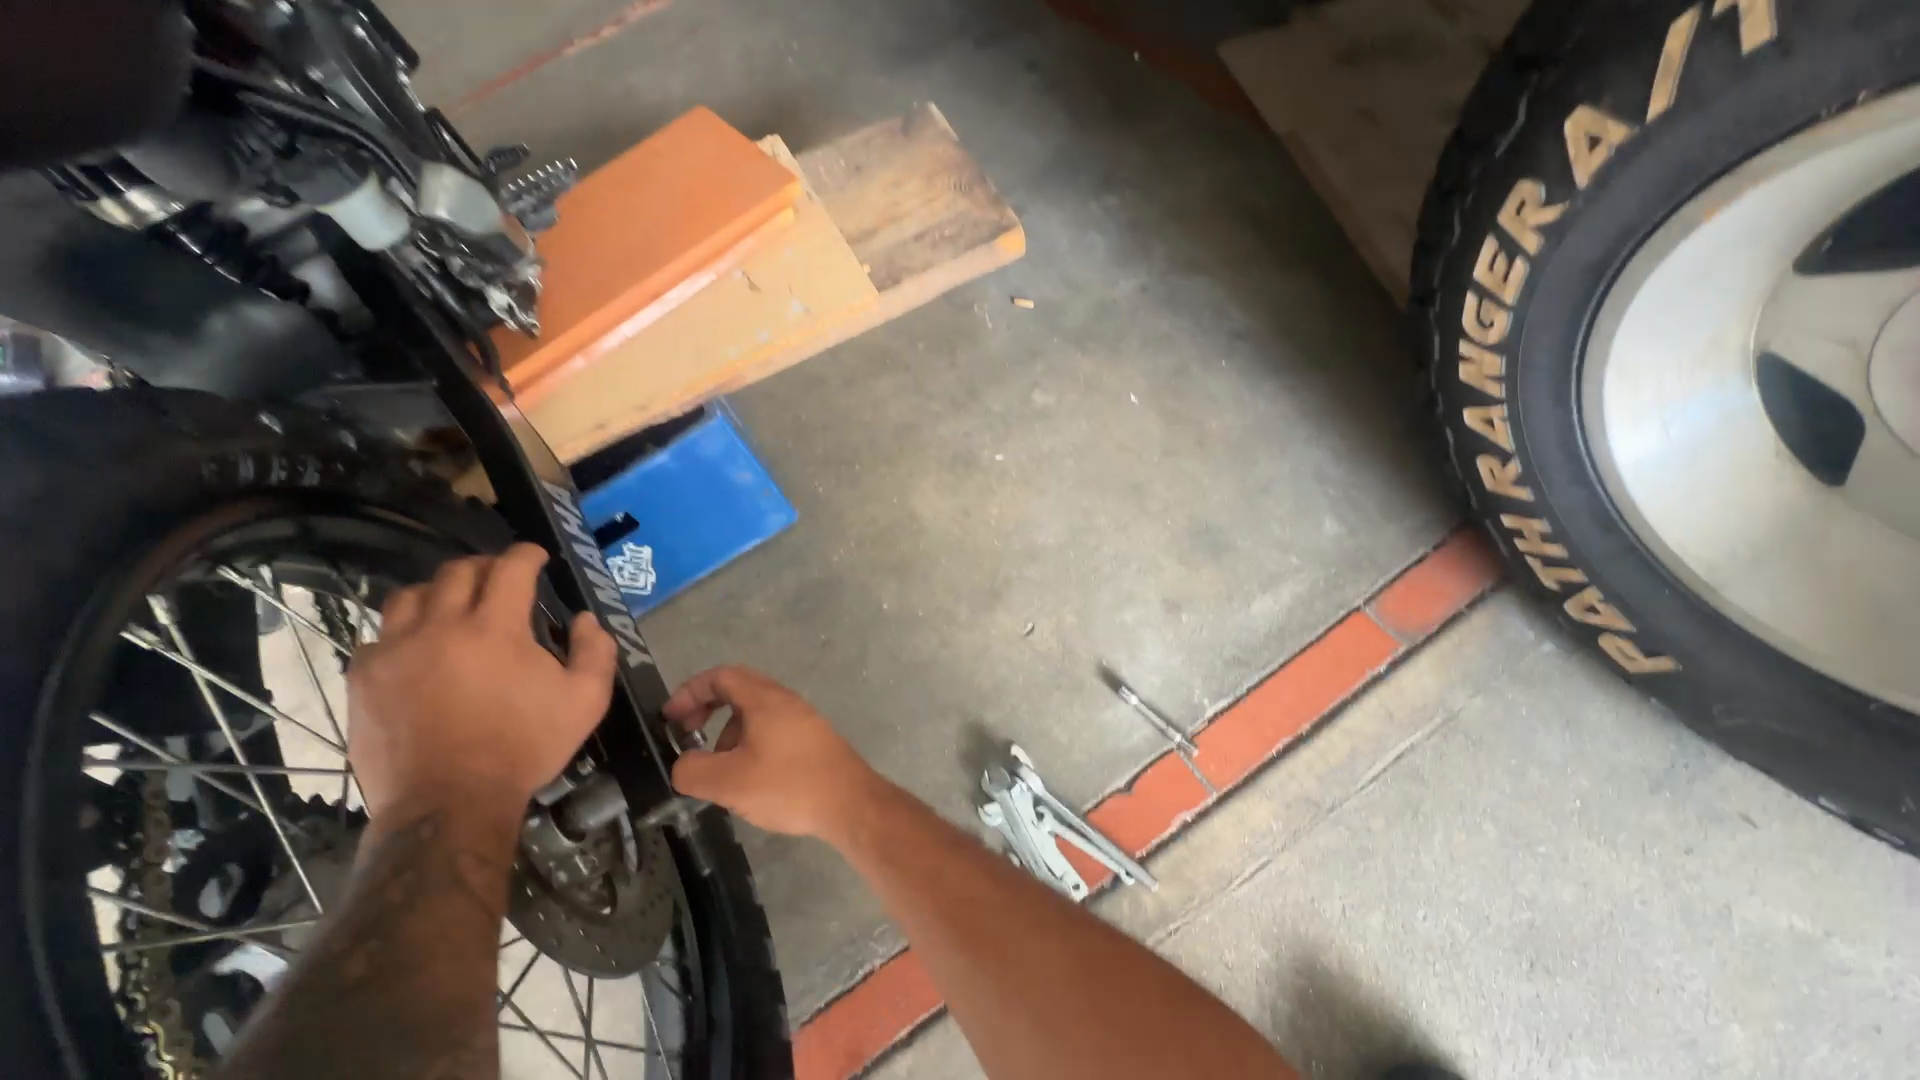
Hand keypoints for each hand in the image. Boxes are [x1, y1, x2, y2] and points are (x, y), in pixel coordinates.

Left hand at [346, 543, 617, 818]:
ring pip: (410, 596)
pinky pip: (377, 637)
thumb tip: (585, 619)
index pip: (511, 567)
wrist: (448, 803)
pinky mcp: (364, 677)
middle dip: (484, 567)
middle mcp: (441, 625)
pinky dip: (400, 634)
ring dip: (437, 592)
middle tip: (499, 579)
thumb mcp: (585, 703)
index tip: (536, 556)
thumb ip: (595, 652)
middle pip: (457, 572)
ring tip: (450, 607)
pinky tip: (415, 650)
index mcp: (496, 627)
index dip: (527, 554)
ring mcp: (395, 650)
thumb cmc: (523, 749)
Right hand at [664, 666, 888, 841]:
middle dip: (708, 710)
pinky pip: (773, 731)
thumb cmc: (789, 786)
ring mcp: (804, 720)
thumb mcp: (728, 782)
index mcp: (765, 700)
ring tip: (721, 770)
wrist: (851, 805)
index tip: (671, 718)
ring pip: (756, 714)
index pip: (721, 676)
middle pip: (739, 690)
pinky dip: (751, 745)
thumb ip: (693, 770)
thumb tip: (683, 764)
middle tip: (688, 737)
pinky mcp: (815, 741)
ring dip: (730, 733)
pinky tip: (751, 780)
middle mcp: (786, 701)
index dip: (690, 692)